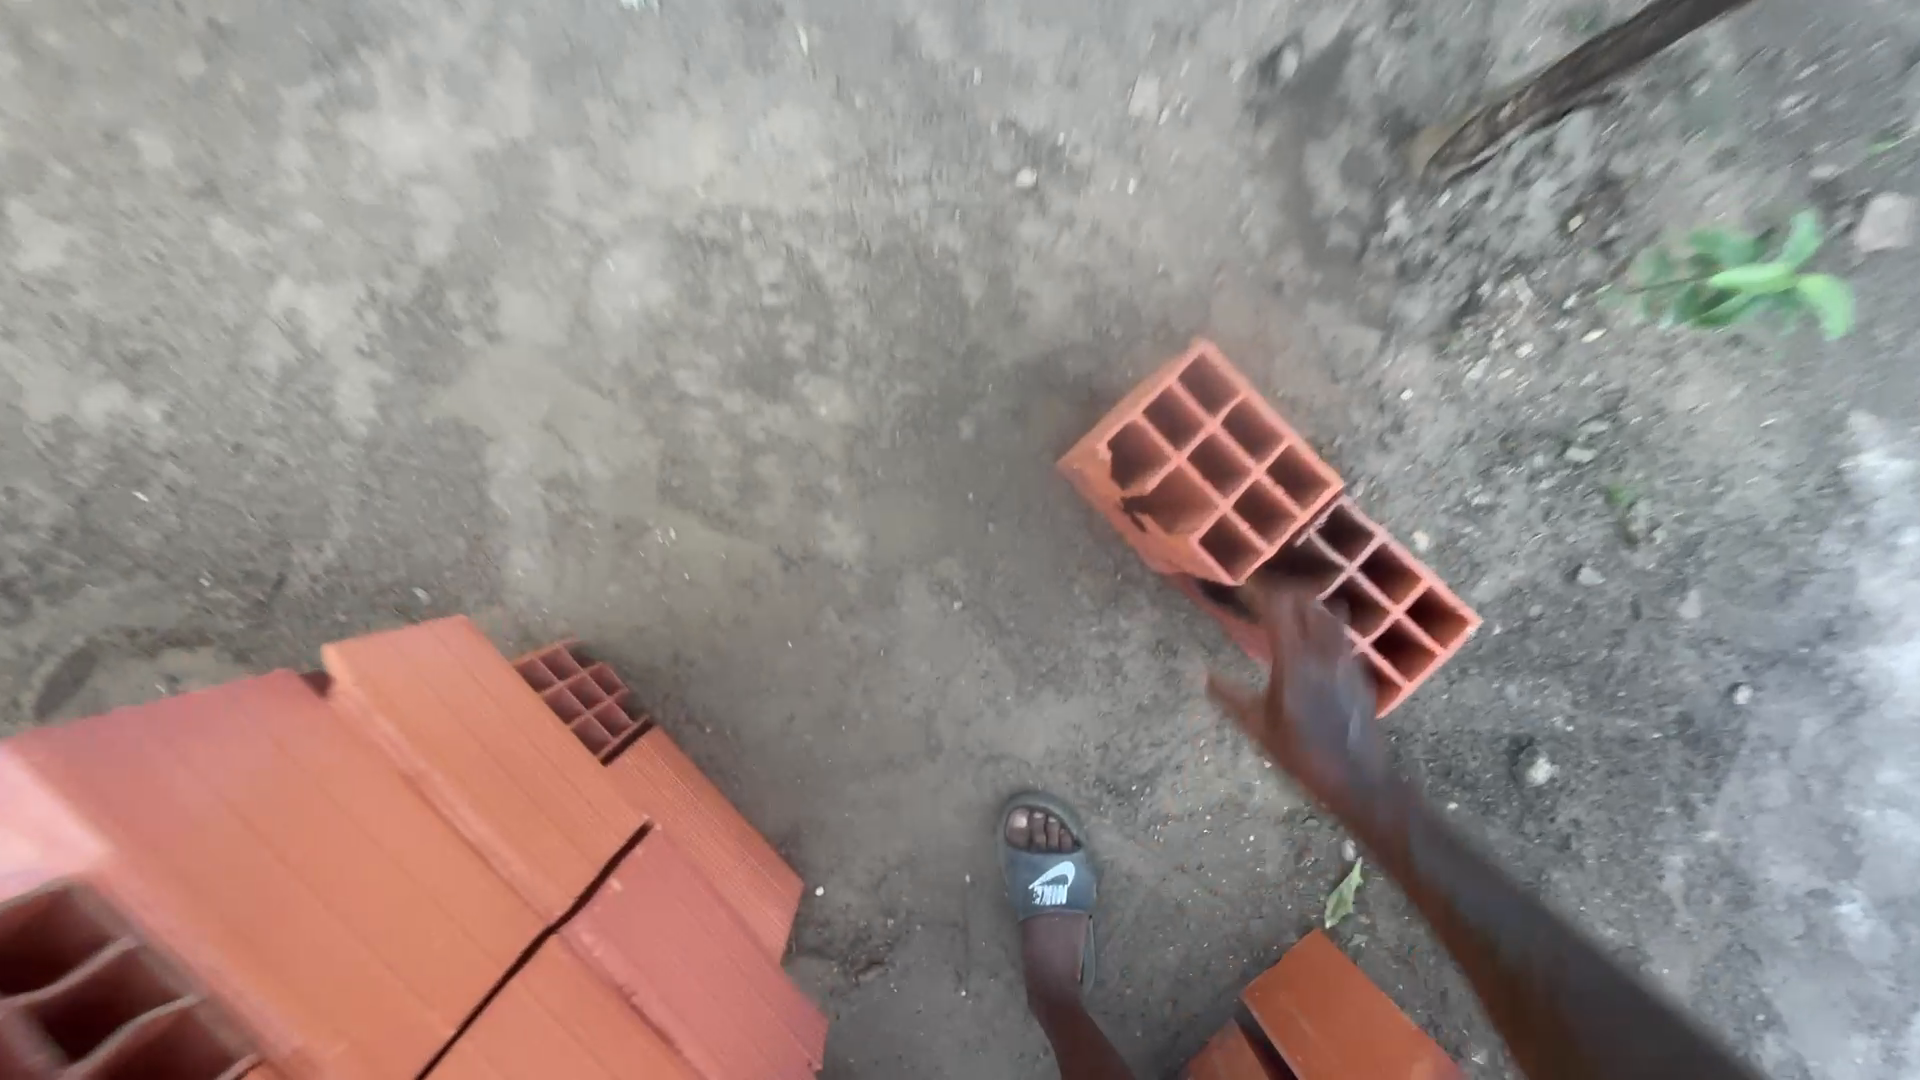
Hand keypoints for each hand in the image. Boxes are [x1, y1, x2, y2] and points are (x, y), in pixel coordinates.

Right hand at [1206, 587, 1394, 825]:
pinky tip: (1315, 643)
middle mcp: (1322, 650)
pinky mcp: (1360, 671)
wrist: (1357, 777)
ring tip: (1292, 610)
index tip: (1244, 587)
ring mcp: (1346, 659)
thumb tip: (1205, 676)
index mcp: (1293, 659)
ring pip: (1331, 613)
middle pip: (1307, 600)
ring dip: (1310, 605)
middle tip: (1265, 594)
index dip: (1260, 591)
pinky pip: (1343, 636)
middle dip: (1285, 591)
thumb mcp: (1258, 726)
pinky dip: (1327, 627)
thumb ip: (1230, 697)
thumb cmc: (1302, 752)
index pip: (1278, 606)